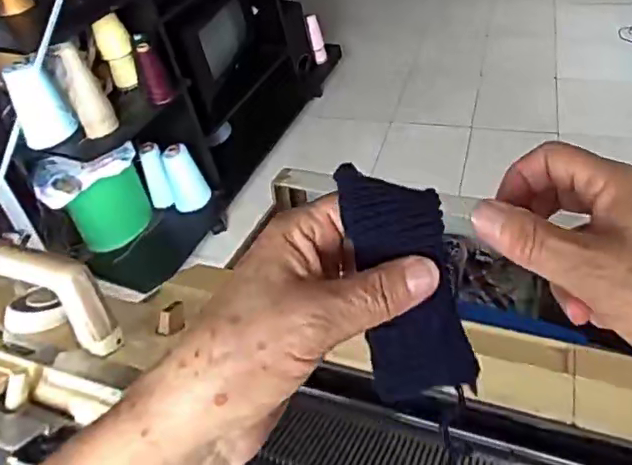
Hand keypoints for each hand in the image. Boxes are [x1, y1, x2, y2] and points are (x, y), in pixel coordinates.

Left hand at [54, 195, 437, 464]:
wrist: (193, 424)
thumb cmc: (228, 358)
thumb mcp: (314, 317)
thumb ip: (375, 293)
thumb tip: (423, 271)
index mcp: (297, 235)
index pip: (357, 207)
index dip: (393, 214)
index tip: (430, 227)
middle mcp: (303, 256)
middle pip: (364, 240)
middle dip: (398, 252)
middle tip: (437, 262)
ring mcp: (308, 292)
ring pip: (362, 275)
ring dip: (392, 284)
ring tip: (430, 290)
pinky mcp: (311, 326)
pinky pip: (356, 307)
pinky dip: (381, 311)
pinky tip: (404, 318)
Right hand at [471, 142, 631, 464]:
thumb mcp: (587, 270)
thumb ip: (530, 240)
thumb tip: (480, 210)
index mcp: (614, 183)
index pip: (551, 158)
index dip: (518, 183)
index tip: (498, 224)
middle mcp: (627, 198)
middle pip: (564, 194)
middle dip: (540, 231)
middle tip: (529, 265)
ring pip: (580, 234)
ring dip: (564, 266)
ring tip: (573, 304)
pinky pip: (602, 261)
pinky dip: (589, 283)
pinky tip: (597, 315)